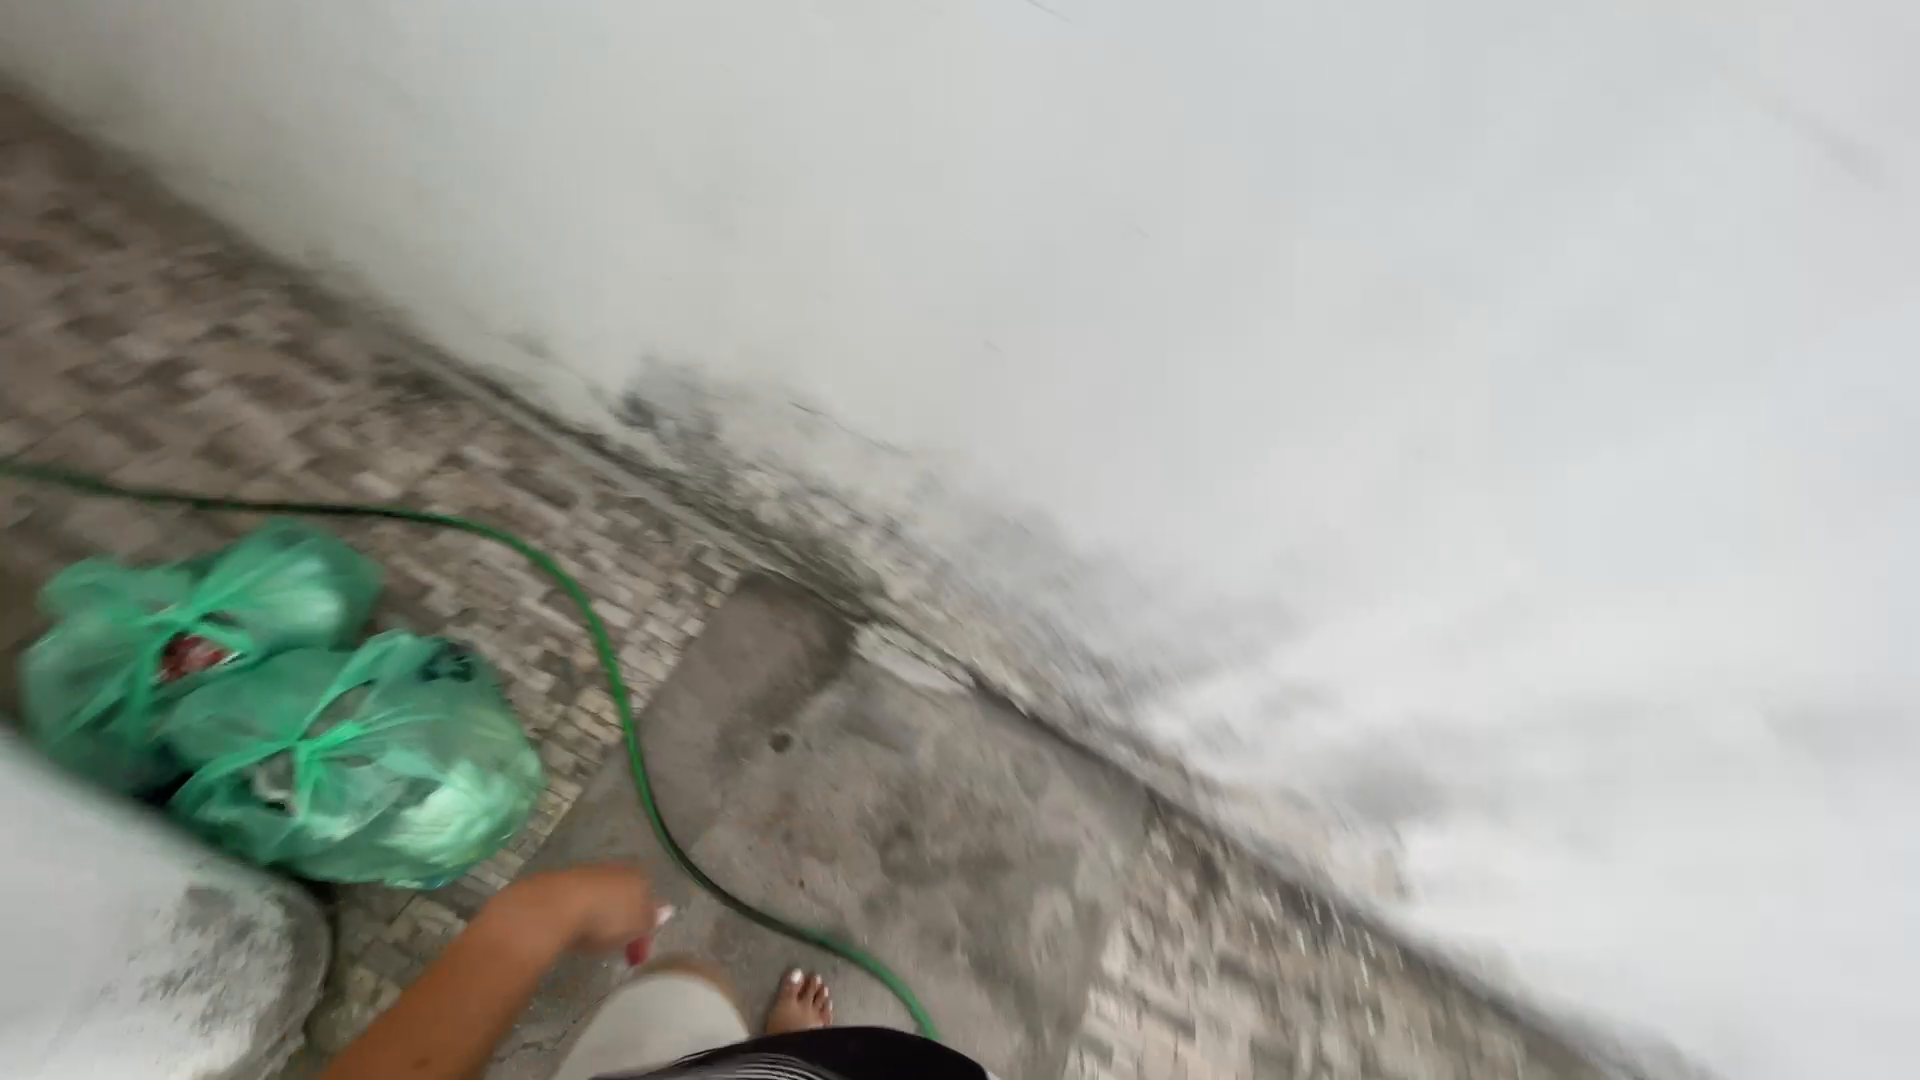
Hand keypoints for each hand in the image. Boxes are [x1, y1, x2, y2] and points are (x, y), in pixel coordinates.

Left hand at [489, 862, 666, 953]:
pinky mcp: (560, 882)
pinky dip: (579, 914)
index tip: (637, 951)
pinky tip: (571, 930)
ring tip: (591, 940)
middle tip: (614, 945)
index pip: (650, 897)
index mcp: (640, 876)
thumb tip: (666, 911)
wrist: (553, 906)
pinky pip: (578, 899)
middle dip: (623, 917)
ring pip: (601, 895)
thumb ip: (652, 919)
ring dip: (600, 915)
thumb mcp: (637, 925)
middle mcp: (617, 869)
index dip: (646, 925)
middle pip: (625, 894)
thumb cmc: (605, 917)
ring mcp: (588, 873)